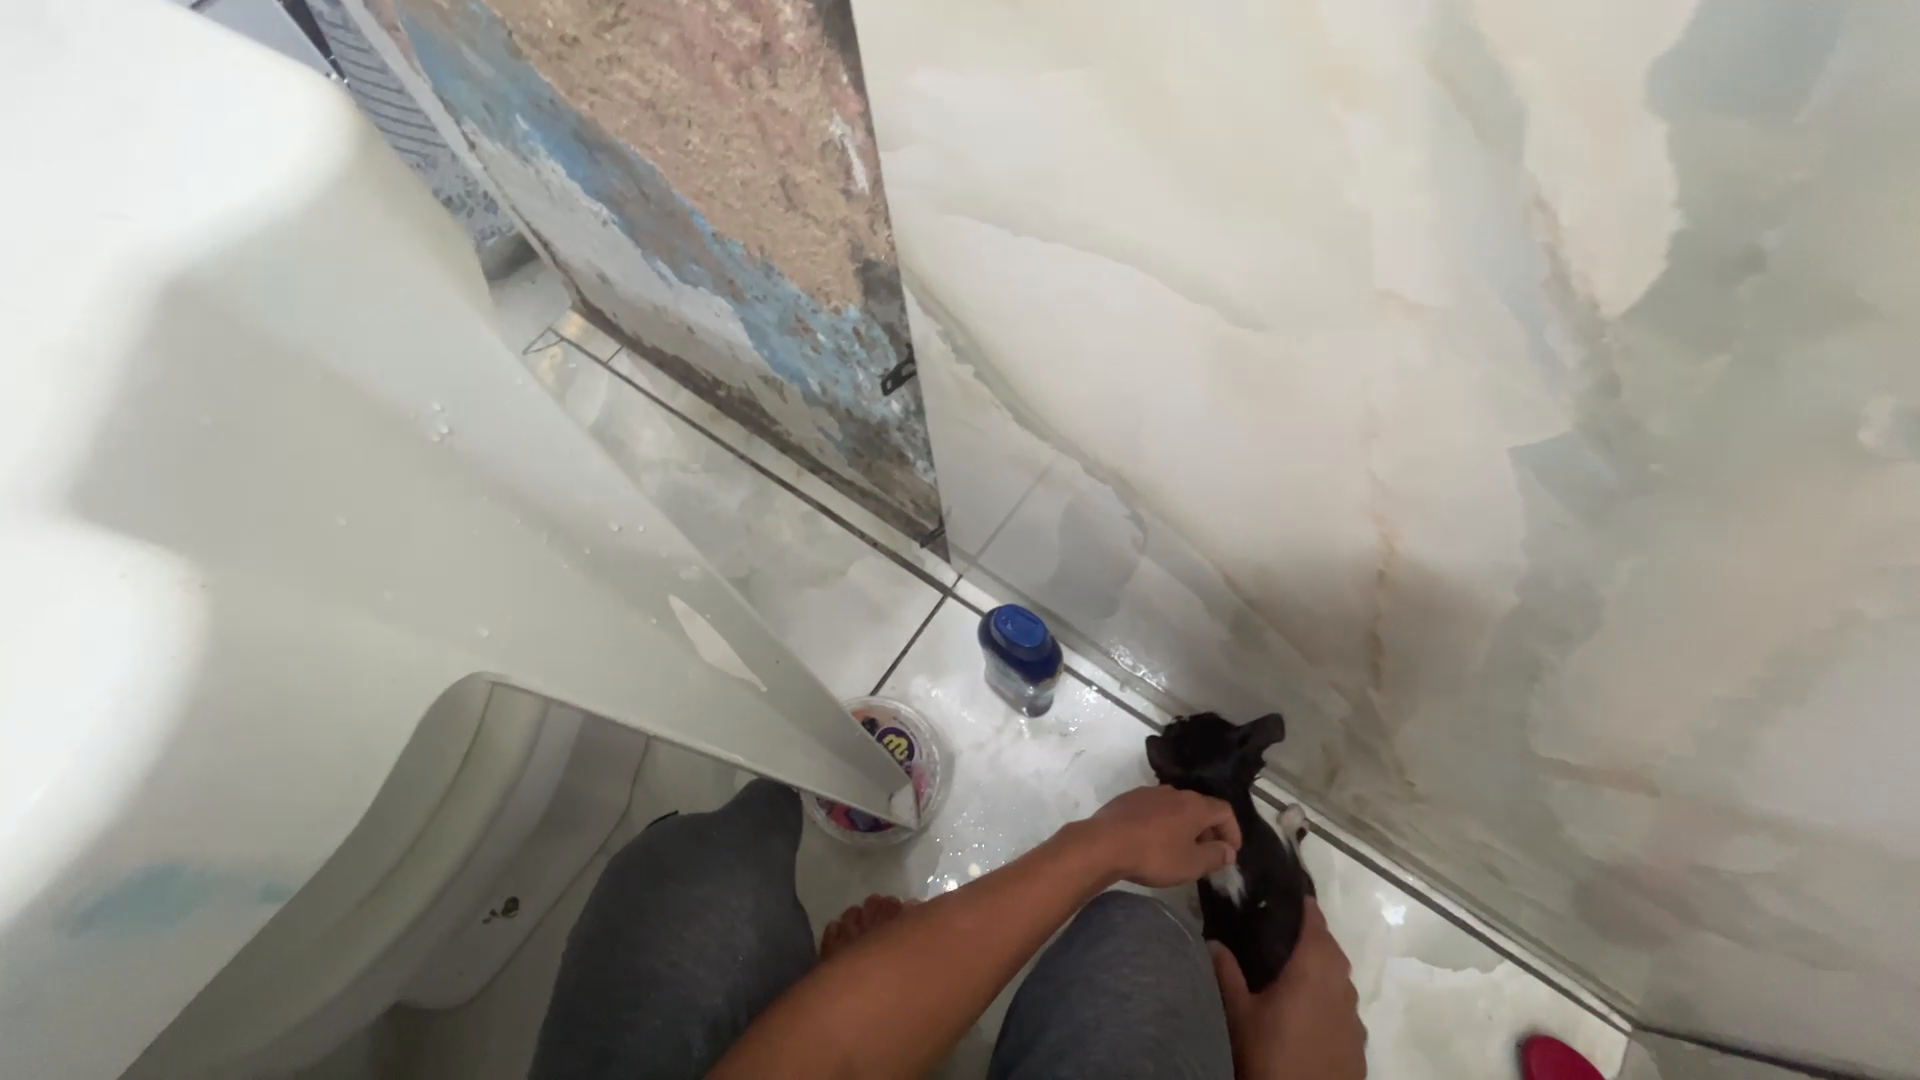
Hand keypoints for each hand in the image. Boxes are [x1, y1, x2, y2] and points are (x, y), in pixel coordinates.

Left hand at [1071, 785, 1239, 886]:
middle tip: (1208, 856)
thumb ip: (1215, 856)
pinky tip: (1154, 842)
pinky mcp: (1129, 799)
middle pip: (1200, 807)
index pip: (1224, 810)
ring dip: (1185, 827)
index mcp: (1194, 804)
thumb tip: (1228, 850)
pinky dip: (1164, 824)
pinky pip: (1155, 809)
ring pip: (1176, 808)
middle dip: (1209, 831)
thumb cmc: (1154, 854)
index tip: (1230, 853)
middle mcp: (1173, 792)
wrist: (1104, 843)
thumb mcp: (1192, 863)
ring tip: (1181, 851)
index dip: (1233, 831)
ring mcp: (1148, 793)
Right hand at [1211, 899, 1365, 1078]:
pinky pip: (1345, 1010)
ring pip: (1342, 982)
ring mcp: (1353, 1024)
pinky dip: (1330, 999)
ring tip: (1295, 968)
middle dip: (1315, 937)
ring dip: (1324, 969)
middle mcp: (1340, 992)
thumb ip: (1226, 973)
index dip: (1308, 909)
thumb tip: (1213, 940)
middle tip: (1286, 930)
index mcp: (1313, 974)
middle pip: (1333, 952)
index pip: (1317, 928)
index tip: (1295, 894)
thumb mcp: (1237, 1014)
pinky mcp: (1358, 1050)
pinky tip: (1308, 1012)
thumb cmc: (1269, 1057)